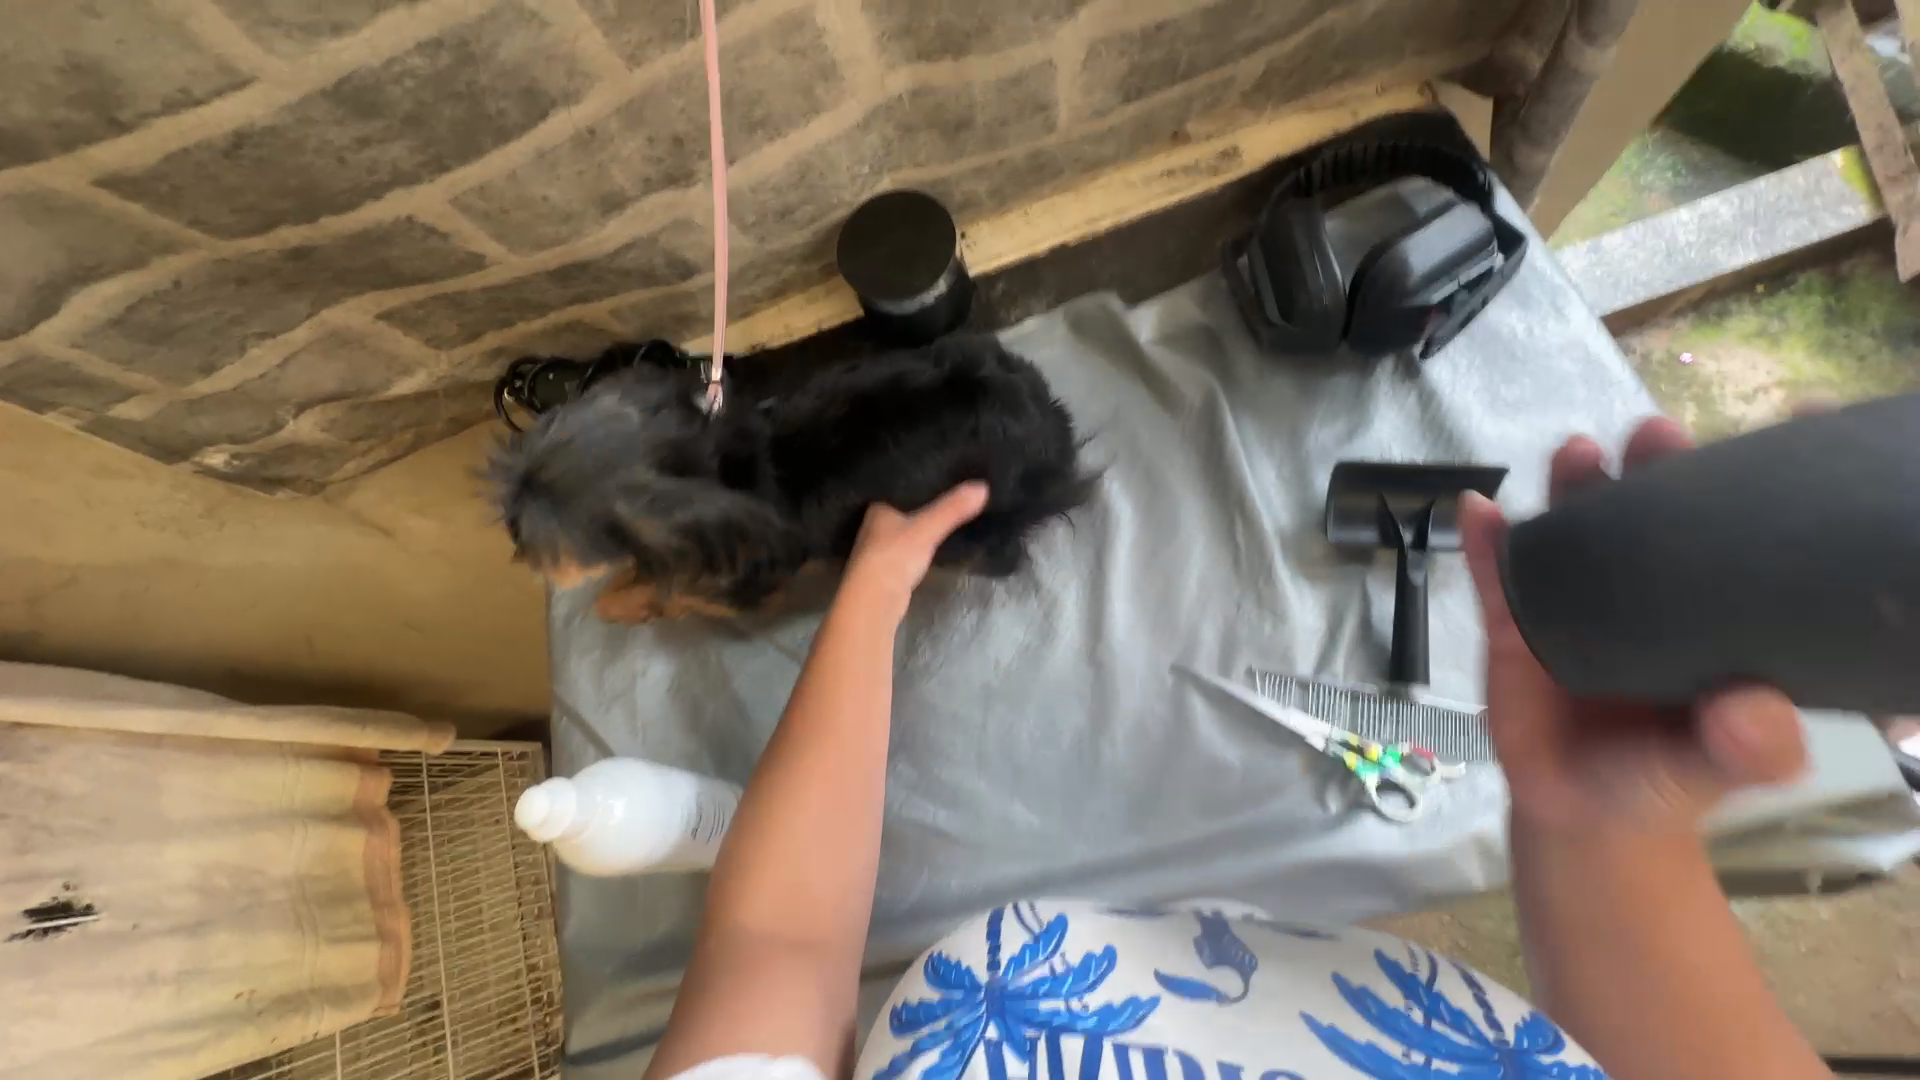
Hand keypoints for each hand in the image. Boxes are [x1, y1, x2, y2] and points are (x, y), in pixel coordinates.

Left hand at [841, 482, 990, 612]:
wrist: (874, 600)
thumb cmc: (894, 556)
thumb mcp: (927, 528)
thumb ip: (952, 509)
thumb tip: (983, 486)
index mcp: (878, 508)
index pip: (901, 488)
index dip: (921, 483)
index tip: (944, 475)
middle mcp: (875, 526)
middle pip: (905, 510)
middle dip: (925, 504)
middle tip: (954, 492)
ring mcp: (881, 549)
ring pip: (908, 530)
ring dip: (924, 525)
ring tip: (952, 512)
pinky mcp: (889, 569)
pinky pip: (911, 548)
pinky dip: (923, 545)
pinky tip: (938, 542)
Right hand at [1459, 418, 1808, 834]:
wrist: (1575, 807)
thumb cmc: (1659, 782)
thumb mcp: (1715, 769)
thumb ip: (1742, 748)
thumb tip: (1750, 707)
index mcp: (1709, 623)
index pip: (1742, 548)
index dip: (1763, 491)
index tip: (1788, 432)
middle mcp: (1643, 601)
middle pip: (1648, 524)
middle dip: (1654, 471)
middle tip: (1656, 433)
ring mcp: (1570, 608)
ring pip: (1570, 536)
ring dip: (1571, 489)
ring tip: (1575, 452)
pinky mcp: (1511, 625)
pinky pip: (1494, 578)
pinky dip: (1483, 542)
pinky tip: (1476, 509)